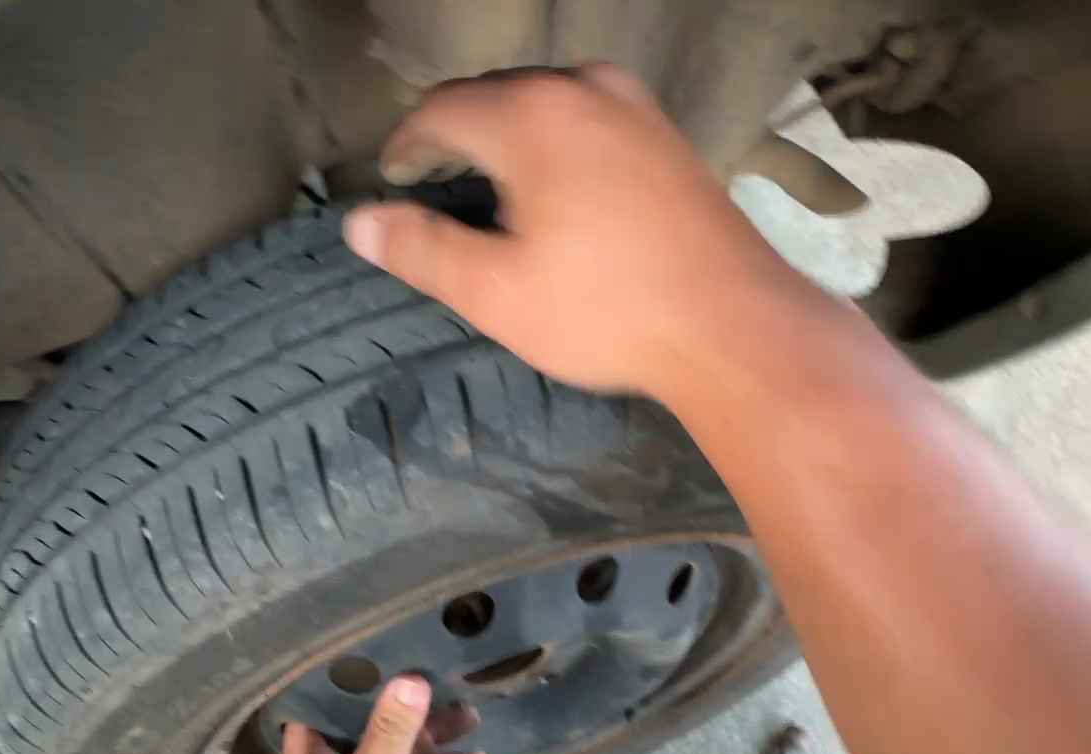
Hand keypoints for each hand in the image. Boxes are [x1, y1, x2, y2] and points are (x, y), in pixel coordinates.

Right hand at [342, 64, 830, 405]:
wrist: (730, 326)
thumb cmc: (608, 314)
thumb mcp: (499, 294)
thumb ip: (424, 252)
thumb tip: (360, 223)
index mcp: (533, 117)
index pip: (442, 110)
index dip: (407, 143)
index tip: (393, 173)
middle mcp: (585, 91)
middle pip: (495, 98)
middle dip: (456, 137)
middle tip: (433, 180)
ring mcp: (636, 109)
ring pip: (546, 108)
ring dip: (507, 140)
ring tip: (488, 187)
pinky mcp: (667, 138)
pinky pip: (589, 125)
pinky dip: (556, 148)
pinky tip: (558, 193)